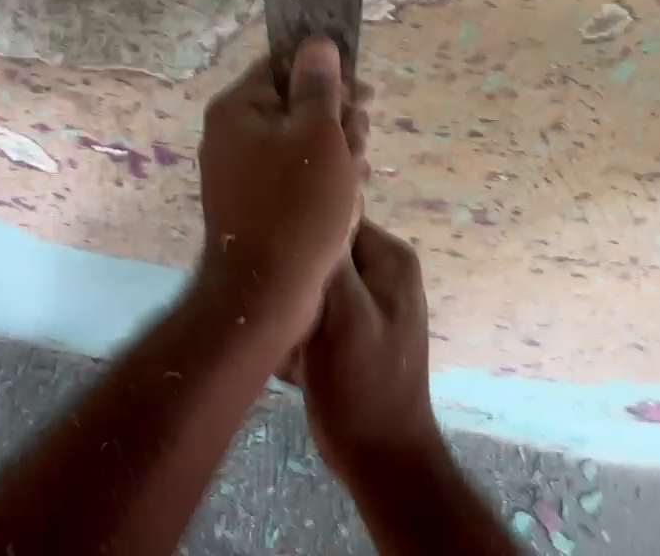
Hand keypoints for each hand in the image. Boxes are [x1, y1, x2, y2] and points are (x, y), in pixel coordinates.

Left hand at [196, 37, 363, 339]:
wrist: (266, 295)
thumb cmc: (296, 208)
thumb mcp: (317, 136)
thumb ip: (319, 86)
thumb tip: (318, 42)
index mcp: (238, 109)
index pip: (284, 67)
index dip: (327, 75)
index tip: (363, 94)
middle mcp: (232, 134)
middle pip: (295, 105)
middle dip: (336, 120)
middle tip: (360, 142)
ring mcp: (242, 171)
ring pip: (301, 142)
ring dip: (336, 152)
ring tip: (356, 176)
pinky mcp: (257, 202)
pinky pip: (295, 174)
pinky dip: (323, 180)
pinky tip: (348, 196)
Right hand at [300, 219, 444, 481]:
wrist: (378, 459)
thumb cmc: (363, 385)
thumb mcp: (344, 314)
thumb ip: (330, 258)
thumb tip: (309, 201)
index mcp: (388, 257)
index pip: (331, 216)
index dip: (298, 235)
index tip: (271, 262)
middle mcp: (379, 270)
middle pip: (317, 251)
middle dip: (293, 280)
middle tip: (281, 313)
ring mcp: (364, 301)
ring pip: (307, 283)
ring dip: (290, 309)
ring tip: (290, 343)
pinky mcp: (347, 329)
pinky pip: (310, 312)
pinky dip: (296, 332)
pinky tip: (294, 361)